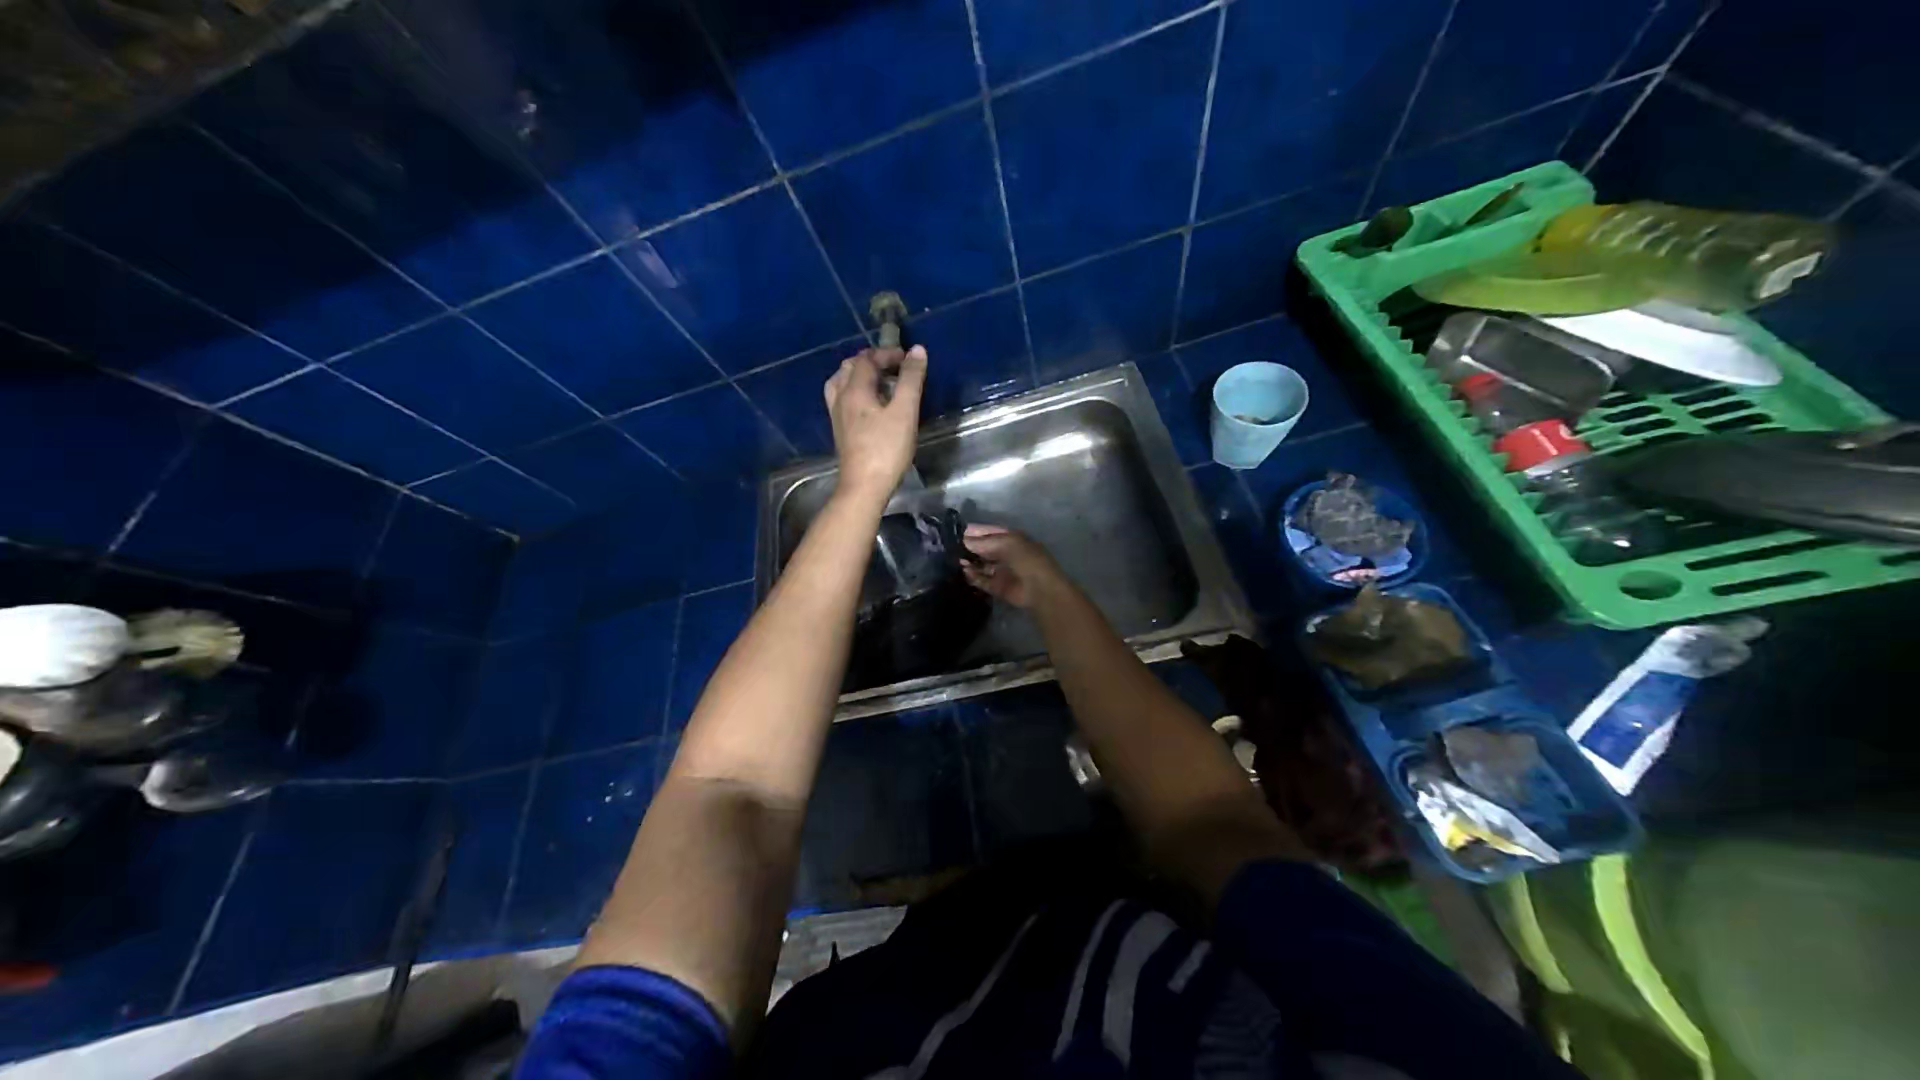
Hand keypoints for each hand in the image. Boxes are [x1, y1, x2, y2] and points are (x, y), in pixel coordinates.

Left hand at [825, 345, 926, 500]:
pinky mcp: (841, 432)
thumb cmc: (886, 449)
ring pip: (841, 384)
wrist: (864, 487)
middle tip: (893, 368)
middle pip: (849, 368)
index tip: (907, 359)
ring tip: (878, 382)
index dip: (886, 354)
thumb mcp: (904, 412)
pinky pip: (842, 401)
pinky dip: (855, 393)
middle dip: (871, 362)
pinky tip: (869, 406)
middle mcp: (840, 399)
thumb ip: (910, 380)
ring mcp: (837, 417)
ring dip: (858, 376)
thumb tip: (916, 350)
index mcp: (854, 390)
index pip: (866, 360)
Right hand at [961, 524, 1067, 608]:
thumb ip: (983, 542)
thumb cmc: (1026, 559)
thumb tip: (964, 540)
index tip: (957, 532)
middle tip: (952, 548)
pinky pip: (983, 580)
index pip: (990, 532)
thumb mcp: (1005, 543)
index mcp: (1011, 539)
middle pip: (984, 549)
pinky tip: (966, 572)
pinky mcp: (998, 587)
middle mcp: (1006, 554)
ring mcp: (1002, 571)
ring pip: (982, 565)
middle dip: (970, 548)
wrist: (1040, 588)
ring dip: (970, 563)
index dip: (975, 532)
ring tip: (957, 561)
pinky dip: (974, 577)